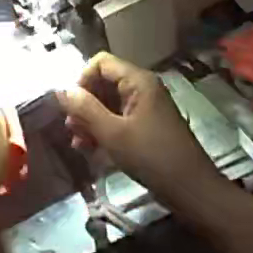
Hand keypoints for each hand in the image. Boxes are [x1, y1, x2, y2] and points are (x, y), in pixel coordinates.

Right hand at [56, 53, 220, 212]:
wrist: (191, 189)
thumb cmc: (152, 157)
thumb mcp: (113, 134)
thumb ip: (85, 109)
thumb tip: (61, 90)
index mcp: (138, 81)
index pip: (100, 63)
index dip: (82, 80)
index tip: (71, 107)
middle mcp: (142, 88)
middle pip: (104, 83)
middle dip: (84, 104)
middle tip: (71, 129)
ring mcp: (146, 107)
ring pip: (109, 103)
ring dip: (90, 120)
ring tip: (78, 143)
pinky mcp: (147, 126)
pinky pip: (119, 119)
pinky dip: (103, 130)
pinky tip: (90, 149)